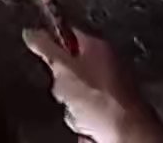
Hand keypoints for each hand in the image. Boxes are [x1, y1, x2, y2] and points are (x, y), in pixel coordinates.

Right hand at [24, 29, 162, 142]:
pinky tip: (89, 127)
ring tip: (77, 113)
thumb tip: (30, 32)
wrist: (132, 142)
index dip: (51, 41)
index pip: (66, 31)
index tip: (42, 52)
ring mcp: (118, 92)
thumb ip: (43, 46)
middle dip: (62, 80)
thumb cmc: (99, 100)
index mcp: (98, 46)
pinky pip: (93, 111)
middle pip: (72, 65)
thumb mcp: (62, 68)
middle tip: (62, 89)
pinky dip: (88, 119)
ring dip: (73, 103)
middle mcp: (111, 64)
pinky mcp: (121, 116)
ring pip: (80, 91)